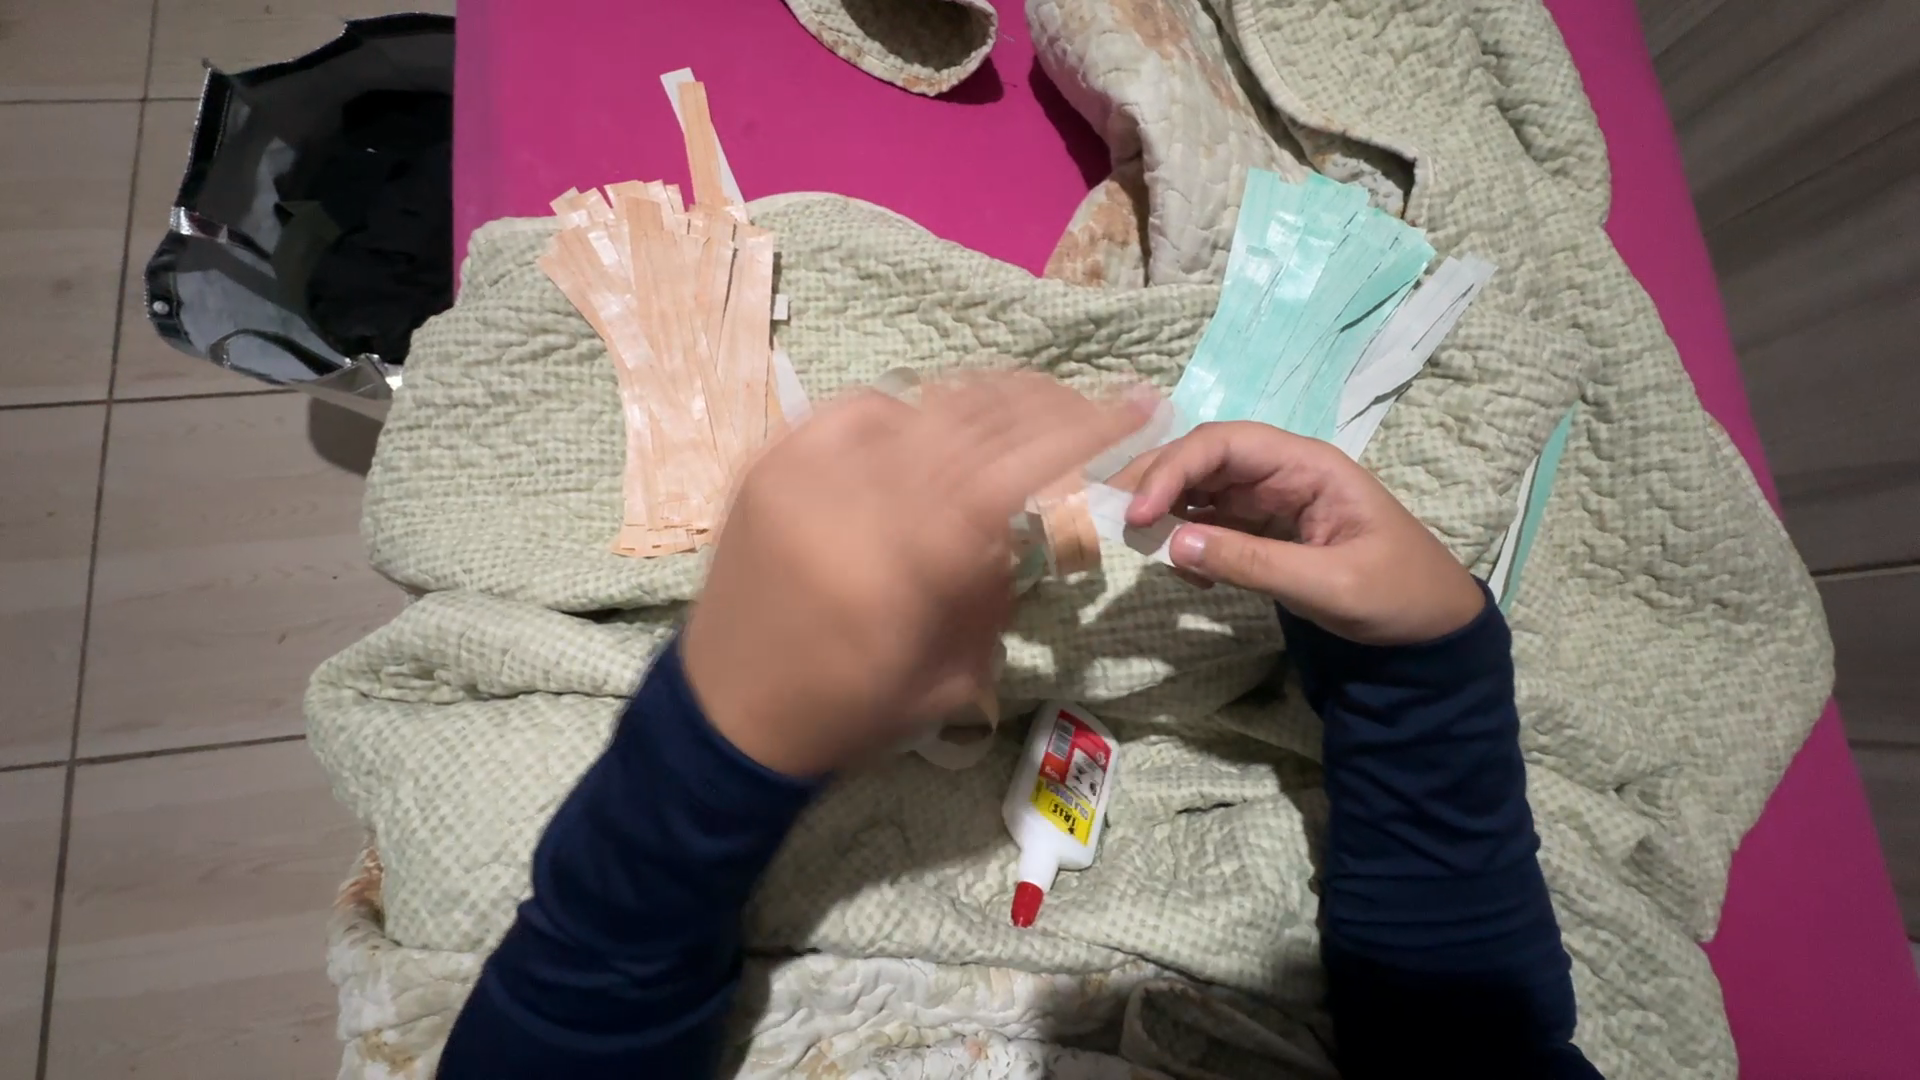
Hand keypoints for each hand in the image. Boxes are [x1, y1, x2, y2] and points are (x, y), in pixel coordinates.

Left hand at [681, 374, 1151, 776]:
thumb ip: (994, 587)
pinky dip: (907, 408)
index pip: (1019, 465)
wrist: (728, 717)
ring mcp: (804, 471)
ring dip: (986, 401)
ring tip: (1024, 409)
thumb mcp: (950, 675)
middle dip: (1047, 404)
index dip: (1086, 427)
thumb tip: (1017, 518)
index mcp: (909, 563)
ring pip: (921, 403)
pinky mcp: (769, 464)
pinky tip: (927, 427)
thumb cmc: (848, 711)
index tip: (1136, 405)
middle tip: (1086, 406)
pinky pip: (855, 408)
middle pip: (976, 420)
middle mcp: (857, 498)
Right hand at [1113, 421, 1483, 645]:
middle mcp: (1277, 472)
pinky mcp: (1256, 529)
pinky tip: (1187, 570)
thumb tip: (1172, 545)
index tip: (1137, 512)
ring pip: (1195, 487)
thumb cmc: (1396, 593)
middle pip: (1200, 457)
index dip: (1173, 469)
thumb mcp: (1330, 583)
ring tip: (1139, 541)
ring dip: (1161, 509)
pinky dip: (1183, 540)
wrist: (1428, 626)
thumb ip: (1252, 562)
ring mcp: (1264, 500)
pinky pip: (1204, 522)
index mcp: (1305, 465)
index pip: (1223, 444)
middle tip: (1113, 517)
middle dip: (1154, 481)